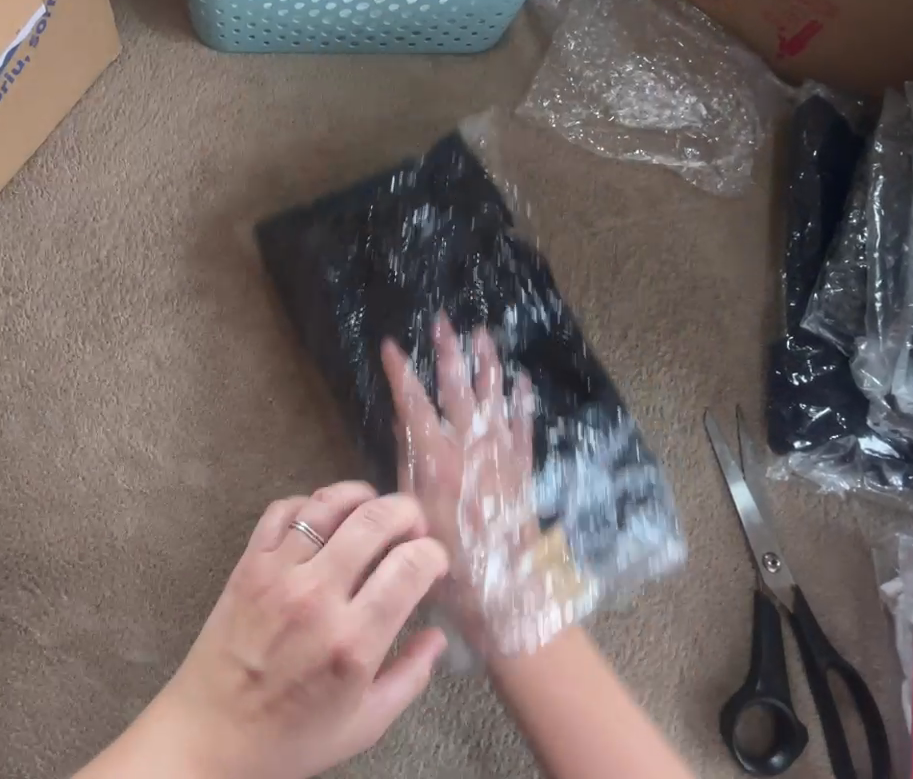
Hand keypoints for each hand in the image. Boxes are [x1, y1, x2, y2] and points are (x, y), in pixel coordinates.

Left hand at [88, 482, 450, 778]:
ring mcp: (278, 573)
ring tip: (373, 509)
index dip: (433, 554)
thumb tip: (437, 636)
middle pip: (374, 520)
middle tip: (413, 525)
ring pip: (328, 503)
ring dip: (361, 496)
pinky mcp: (248, 562)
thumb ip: (410, 678)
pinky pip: (283, 510)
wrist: (210, 735)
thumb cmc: (290, 738)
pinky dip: (309, 503)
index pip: (410, 567)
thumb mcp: (364, 724)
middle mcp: (317, 596)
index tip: (434, 560)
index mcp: (353, 642)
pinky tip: (323, 518)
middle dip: (406, 512)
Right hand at [382, 313, 567, 656]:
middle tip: (443, 322)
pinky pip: (523, 426)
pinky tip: (522, 381)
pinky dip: (522, 403)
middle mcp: (469, 448)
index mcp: (436, 459)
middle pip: (456, 390)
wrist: (505, 592)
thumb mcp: (413, 512)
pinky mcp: (521, 467)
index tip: (390, 345)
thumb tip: (402, 423)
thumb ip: (408, 466)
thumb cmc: (448, 557)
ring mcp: (500, 454)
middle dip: (447, 353)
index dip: (400, 373)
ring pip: (493, 399)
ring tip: (483, 334)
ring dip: (487, 365)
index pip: (413, 404)